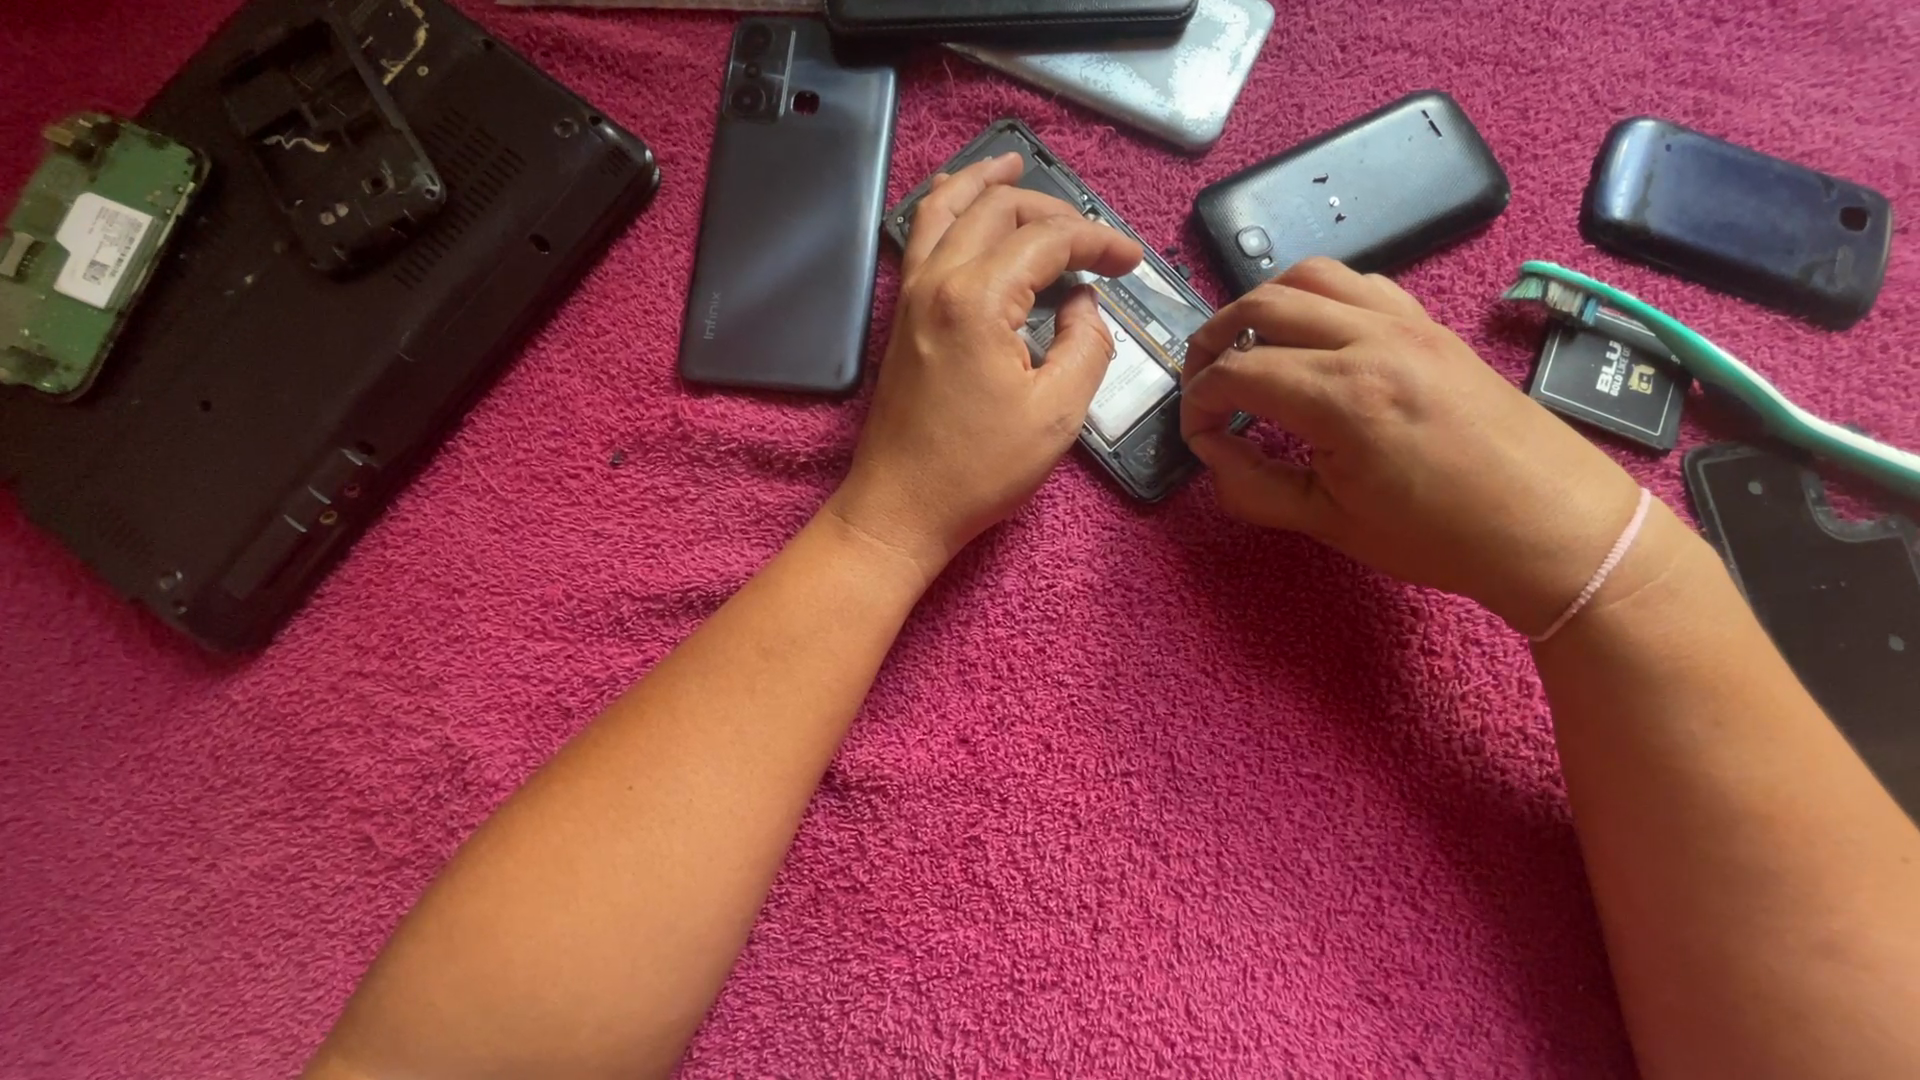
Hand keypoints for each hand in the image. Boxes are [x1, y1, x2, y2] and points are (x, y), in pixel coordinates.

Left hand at [827, 153, 1143, 577]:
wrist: (901, 507)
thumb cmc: (977, 470)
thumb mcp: (1057, 414)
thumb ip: (1087, 346)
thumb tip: (1086, 306)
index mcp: (978, 300)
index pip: (1048, 240)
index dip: (1098, 242)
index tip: (1131, 262)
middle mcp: (936, 281)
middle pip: (1000, 210)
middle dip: (1054, 211)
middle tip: (1093, 239)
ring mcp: (910, 295)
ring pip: (948, 209)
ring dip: (986, 184)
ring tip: (1014, 164)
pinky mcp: (901, 316)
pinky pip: (920, 238)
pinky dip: (945, 209)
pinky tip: (960, 205)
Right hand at [1180, 257, 1647, 635]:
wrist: (1551, 526)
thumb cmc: (1438, 537)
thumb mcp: (1328, 523)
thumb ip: (1252, 484)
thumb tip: (1210, 452)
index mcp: (1343, 397)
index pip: (1236, 373)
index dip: (1198, 403)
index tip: (1197, 436)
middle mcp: (1371, 340)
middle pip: (1260, 305)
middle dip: (1211, 342)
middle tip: (1201, 386)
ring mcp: (1406, 323)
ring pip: (1308, 277)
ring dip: (1259, 305)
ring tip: (1243, 347)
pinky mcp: (1430, 323)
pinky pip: (1357, 283)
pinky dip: (1314, 297)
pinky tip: (1307, 337)